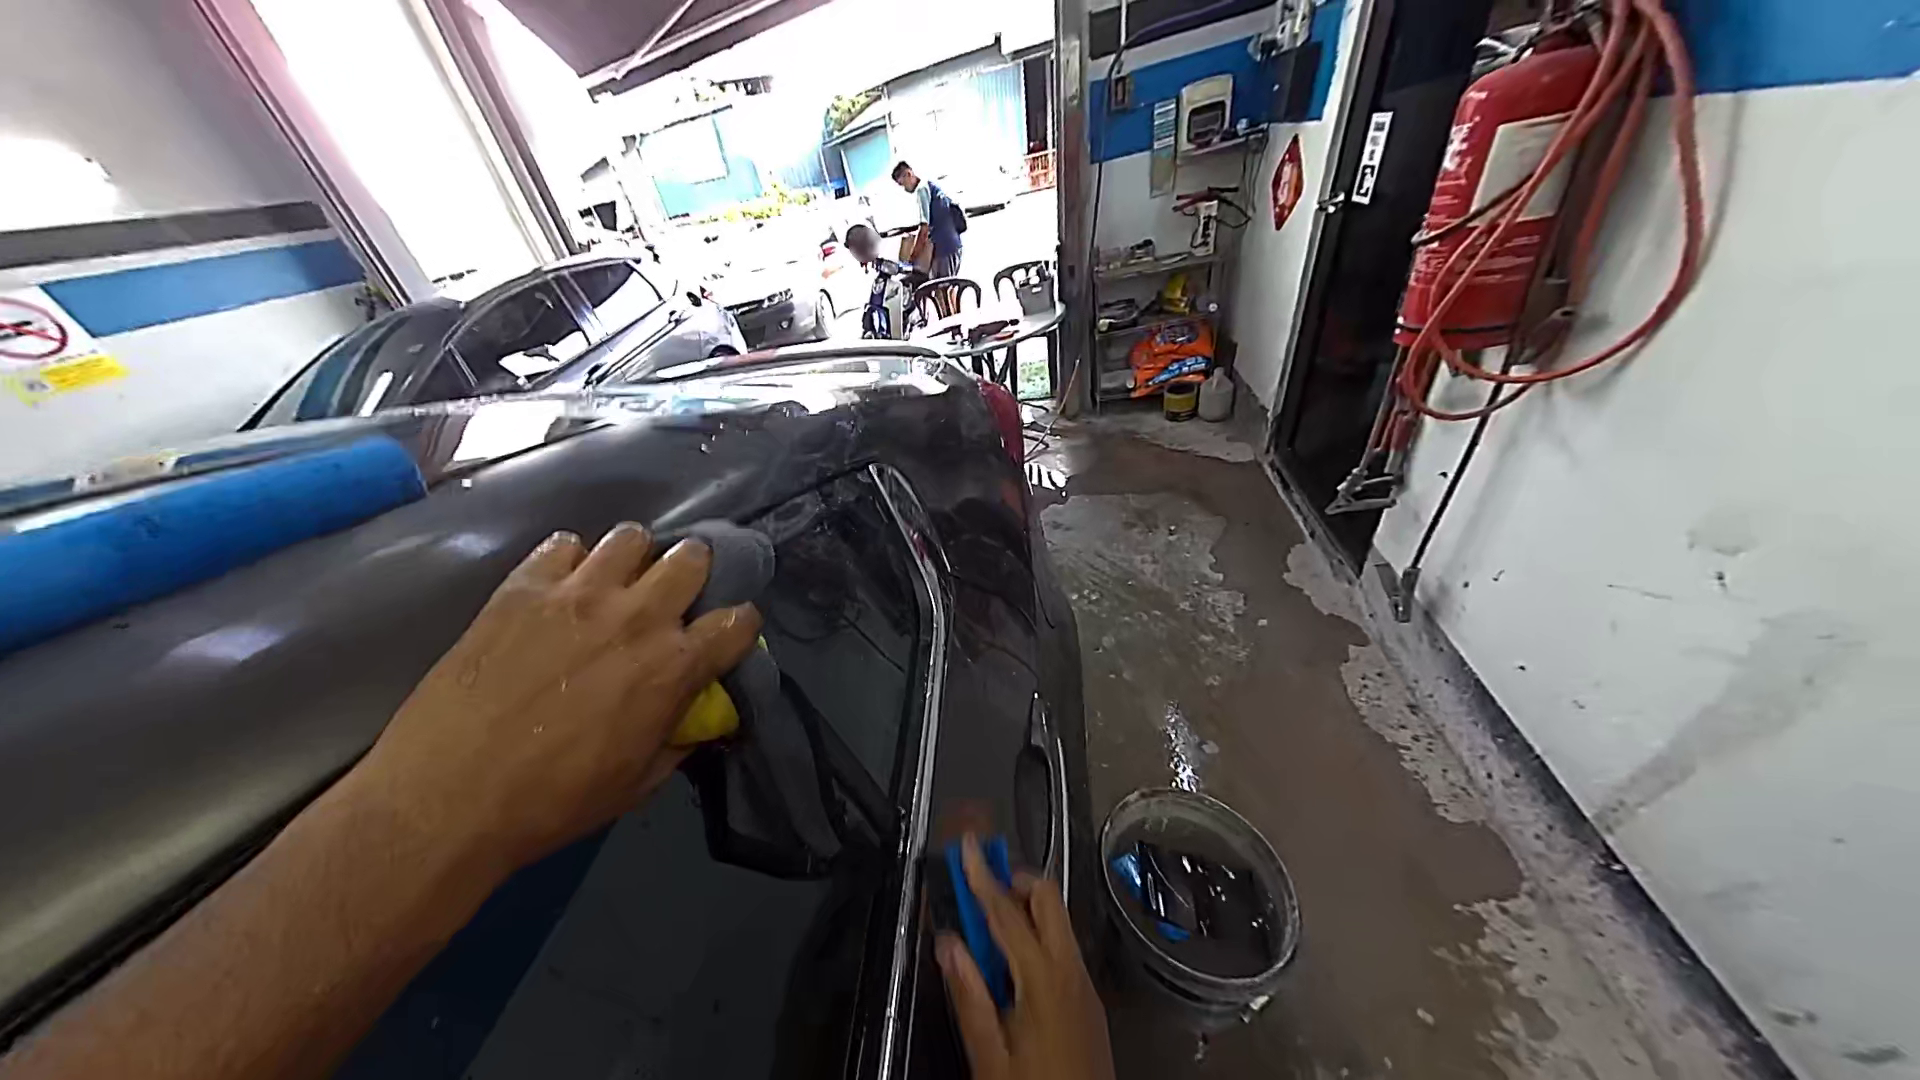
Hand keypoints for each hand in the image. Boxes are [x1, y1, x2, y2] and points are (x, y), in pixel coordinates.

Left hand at [352, 523, 761, 878]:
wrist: (443, 802)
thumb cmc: (554, 801)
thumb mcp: (640, 781)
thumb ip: (682, 738)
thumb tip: (700, 717)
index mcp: (674, 665)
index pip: (740, 620)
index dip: (740, 627)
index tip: (727, 636)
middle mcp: (639, 617)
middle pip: (693, 557)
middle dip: (694, 572)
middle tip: (674, 595)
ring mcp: (579, 595)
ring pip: (631, 537)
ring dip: (634, 558)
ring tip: (617, 582)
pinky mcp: (524, 589)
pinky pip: (563, 545)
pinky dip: (570, 561)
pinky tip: (560, 588)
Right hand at [937, 836, 1115, 1079]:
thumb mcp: (991, 1058)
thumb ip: (970, 995)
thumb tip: (948, 944)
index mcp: (1044, 979)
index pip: (1007, 912)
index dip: (983, 876)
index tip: (968, 846)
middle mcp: (1071, 969)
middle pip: (1046, 898)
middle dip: (1013, 881)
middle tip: (979, 888)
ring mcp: (1084, 983)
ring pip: (1056, 920)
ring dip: (1023, 910)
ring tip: (986, 933)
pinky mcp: (1088, 998)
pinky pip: (1061, 946)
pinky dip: (1035, 936)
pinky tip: (1010, 968)